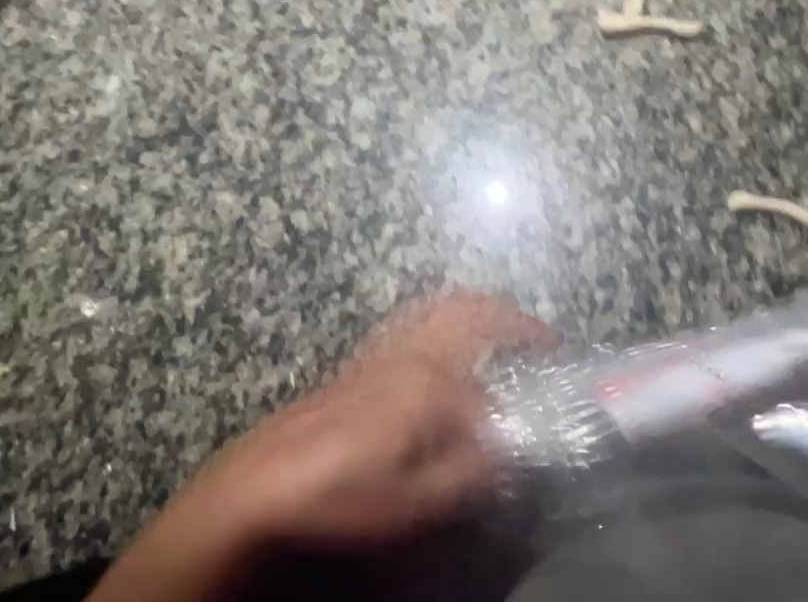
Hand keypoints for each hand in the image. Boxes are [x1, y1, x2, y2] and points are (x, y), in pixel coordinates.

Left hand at [185, 291, 555, 548]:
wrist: (263, 478)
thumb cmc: (339, 492)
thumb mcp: (408, 501)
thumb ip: (466, 472)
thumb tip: (505, 451)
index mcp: (429, 382)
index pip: (488, 400)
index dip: (506, 428)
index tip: (524, 443)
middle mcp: (412, 352)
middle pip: (472, 310)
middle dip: (513, 318)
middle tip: (545, 337)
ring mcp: (386, 348)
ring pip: (442, 306)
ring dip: (481, 309)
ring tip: (506, 327)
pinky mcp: (364, 356)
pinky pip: (417, 317)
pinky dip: (446, 315)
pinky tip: (447, 342)